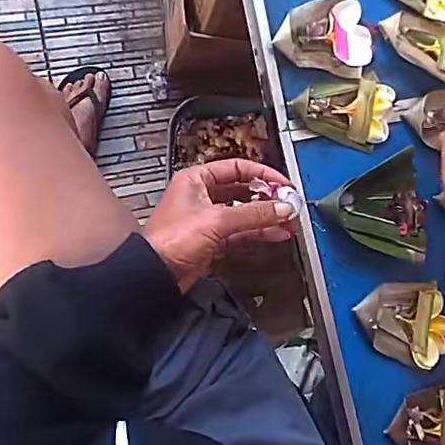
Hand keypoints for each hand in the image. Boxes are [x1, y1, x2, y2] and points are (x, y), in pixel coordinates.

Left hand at [144, 159, 298, 290]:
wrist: (156, 276)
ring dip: (267, 217)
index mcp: (197, 180)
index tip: (283, 184)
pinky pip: (241, 232)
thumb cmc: (169, 241)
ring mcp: (208, 219)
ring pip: (244, 213)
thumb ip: (253, 213)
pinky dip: (258, 233)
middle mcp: (203, 196)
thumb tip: (282, 207)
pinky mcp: (212, 240)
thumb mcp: (217, 220)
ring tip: (288, 222)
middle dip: (268, 198)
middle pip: (243, 191)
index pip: (238, 168)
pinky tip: (275, 234)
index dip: (263, 175)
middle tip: (289, 205)